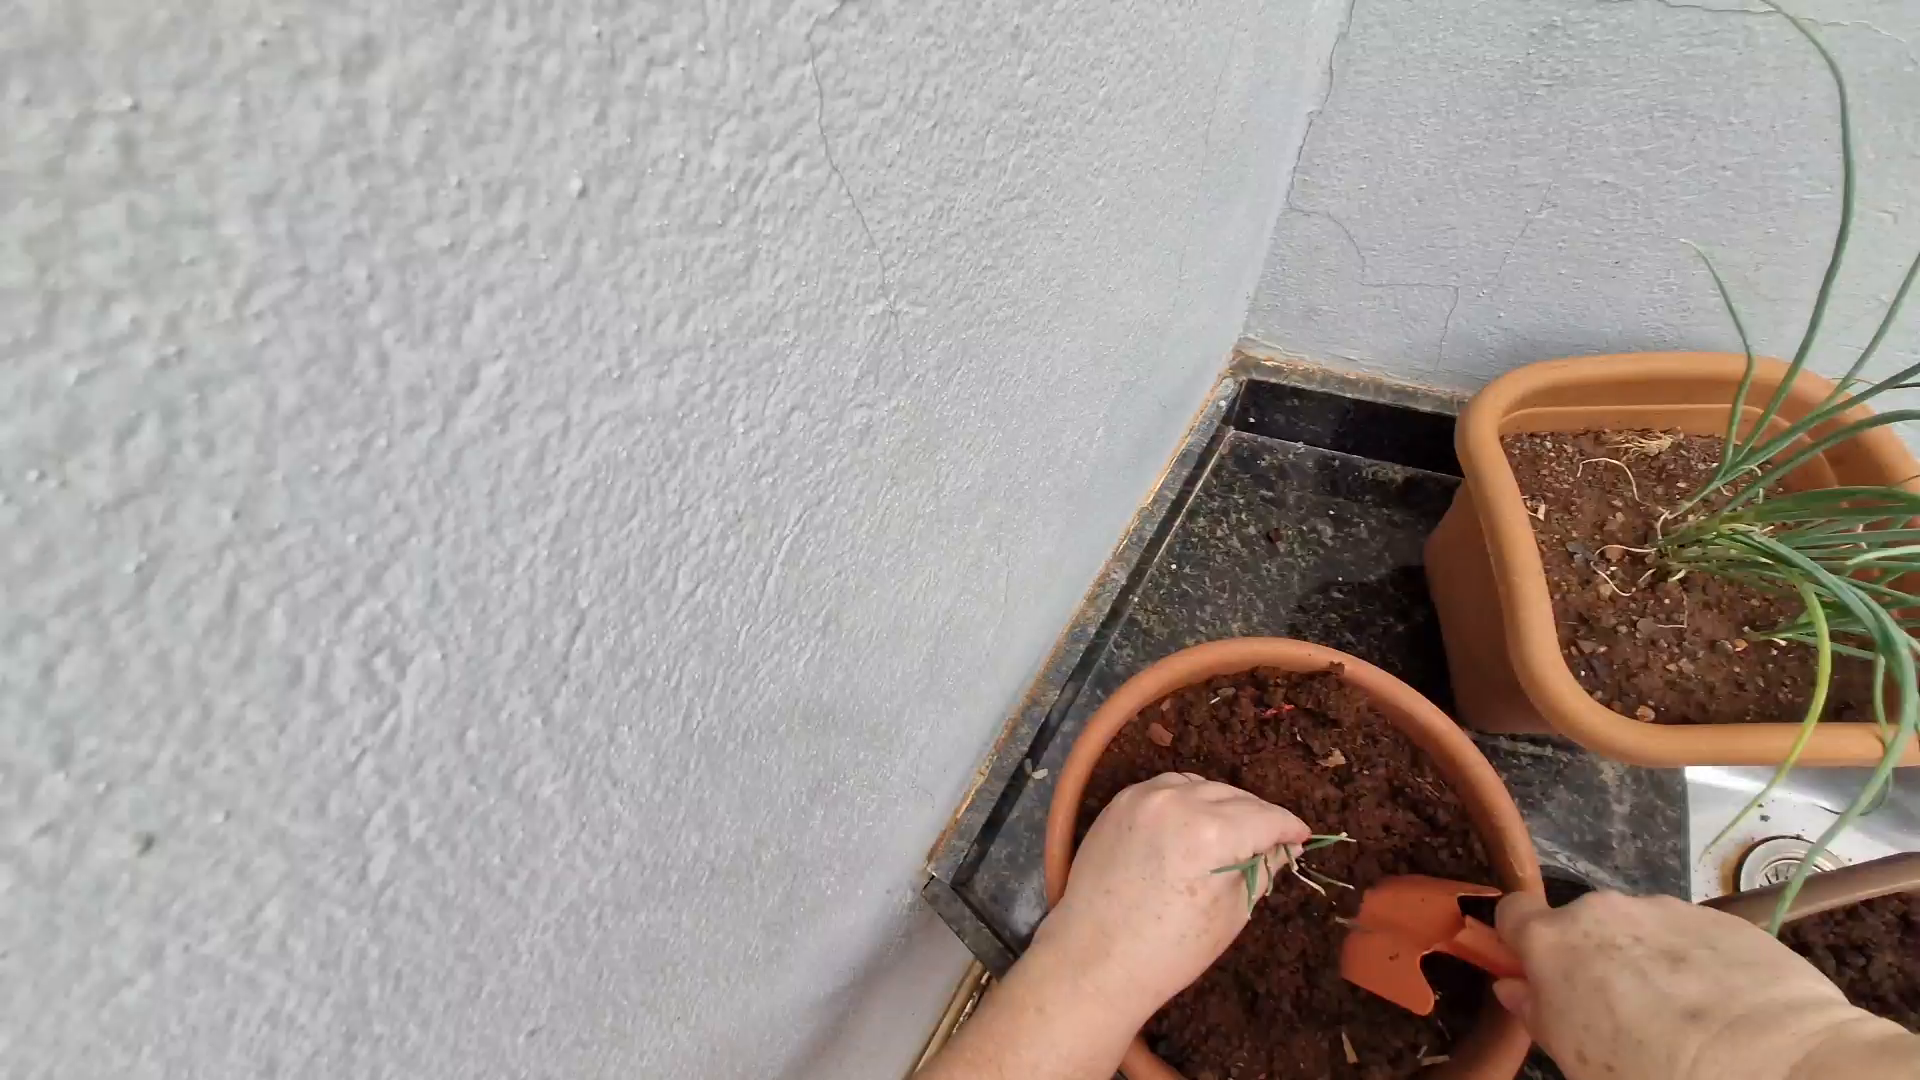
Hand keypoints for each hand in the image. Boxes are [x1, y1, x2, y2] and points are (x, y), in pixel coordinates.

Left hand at [1031, 772, 1309, 1027]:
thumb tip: (1283, 845)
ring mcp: (1142, 796)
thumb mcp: (1232, 912)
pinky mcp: (1119, 800)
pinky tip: (1192, 823)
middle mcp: (1175, 801)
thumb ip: (1260, 867)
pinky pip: (1165, 788)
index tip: (1301, 836)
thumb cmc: (1170, 948)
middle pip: (1233, 796)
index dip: (1289, 827)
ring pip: (1198, 784)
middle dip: (1257, 815)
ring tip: (1232, 831)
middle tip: (1270, 840)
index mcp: (1210, 832)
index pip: (1265, 817)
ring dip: (1220, 802)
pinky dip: (1185, 799)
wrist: (1096, 954)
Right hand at [1494, 890, 1913, 1079]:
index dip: (1524, 940)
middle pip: (1583, 924)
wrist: (1786, 1073)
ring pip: (1642, 928)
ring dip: (1651, 958)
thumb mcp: (1576, 1059)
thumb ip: (1537, 1014)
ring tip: (1693, 1013)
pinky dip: (1705, 964)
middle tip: (1629, 1009)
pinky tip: (1734, 1007)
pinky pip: (1698, 937)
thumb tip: (1514, 988)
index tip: (1543, 973)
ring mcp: (1662, 909)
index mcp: (1549, 940)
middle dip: (1598, 956)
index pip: (1512, 911)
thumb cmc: (1655, 1073)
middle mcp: (1596, 909)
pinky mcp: (1724, 920)